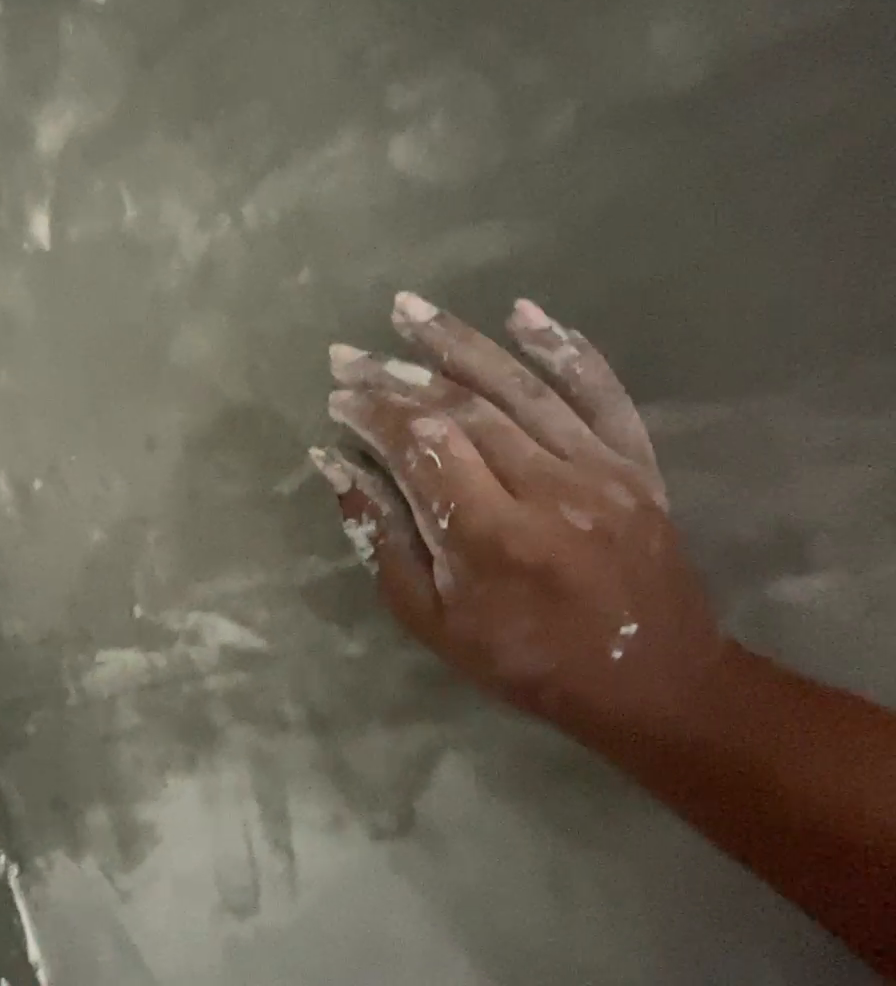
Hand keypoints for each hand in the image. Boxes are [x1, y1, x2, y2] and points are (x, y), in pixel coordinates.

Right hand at [311, 293, 726, 734]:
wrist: (658, 685)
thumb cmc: (522, 659)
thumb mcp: (428, 615)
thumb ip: (378, 534)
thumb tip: (334, 464)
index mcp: (492, 535)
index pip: (420, 446)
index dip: (372, 414)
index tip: (335, 398)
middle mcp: (550, 490)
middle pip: (461, 409)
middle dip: (394, 376)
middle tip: (344, 355)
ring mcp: (602, 471)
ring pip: (520, 387)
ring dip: (456, 342)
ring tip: (406, 307)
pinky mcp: (637, 465)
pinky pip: (601, 394)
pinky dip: (563, 347)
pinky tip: (522, 311)